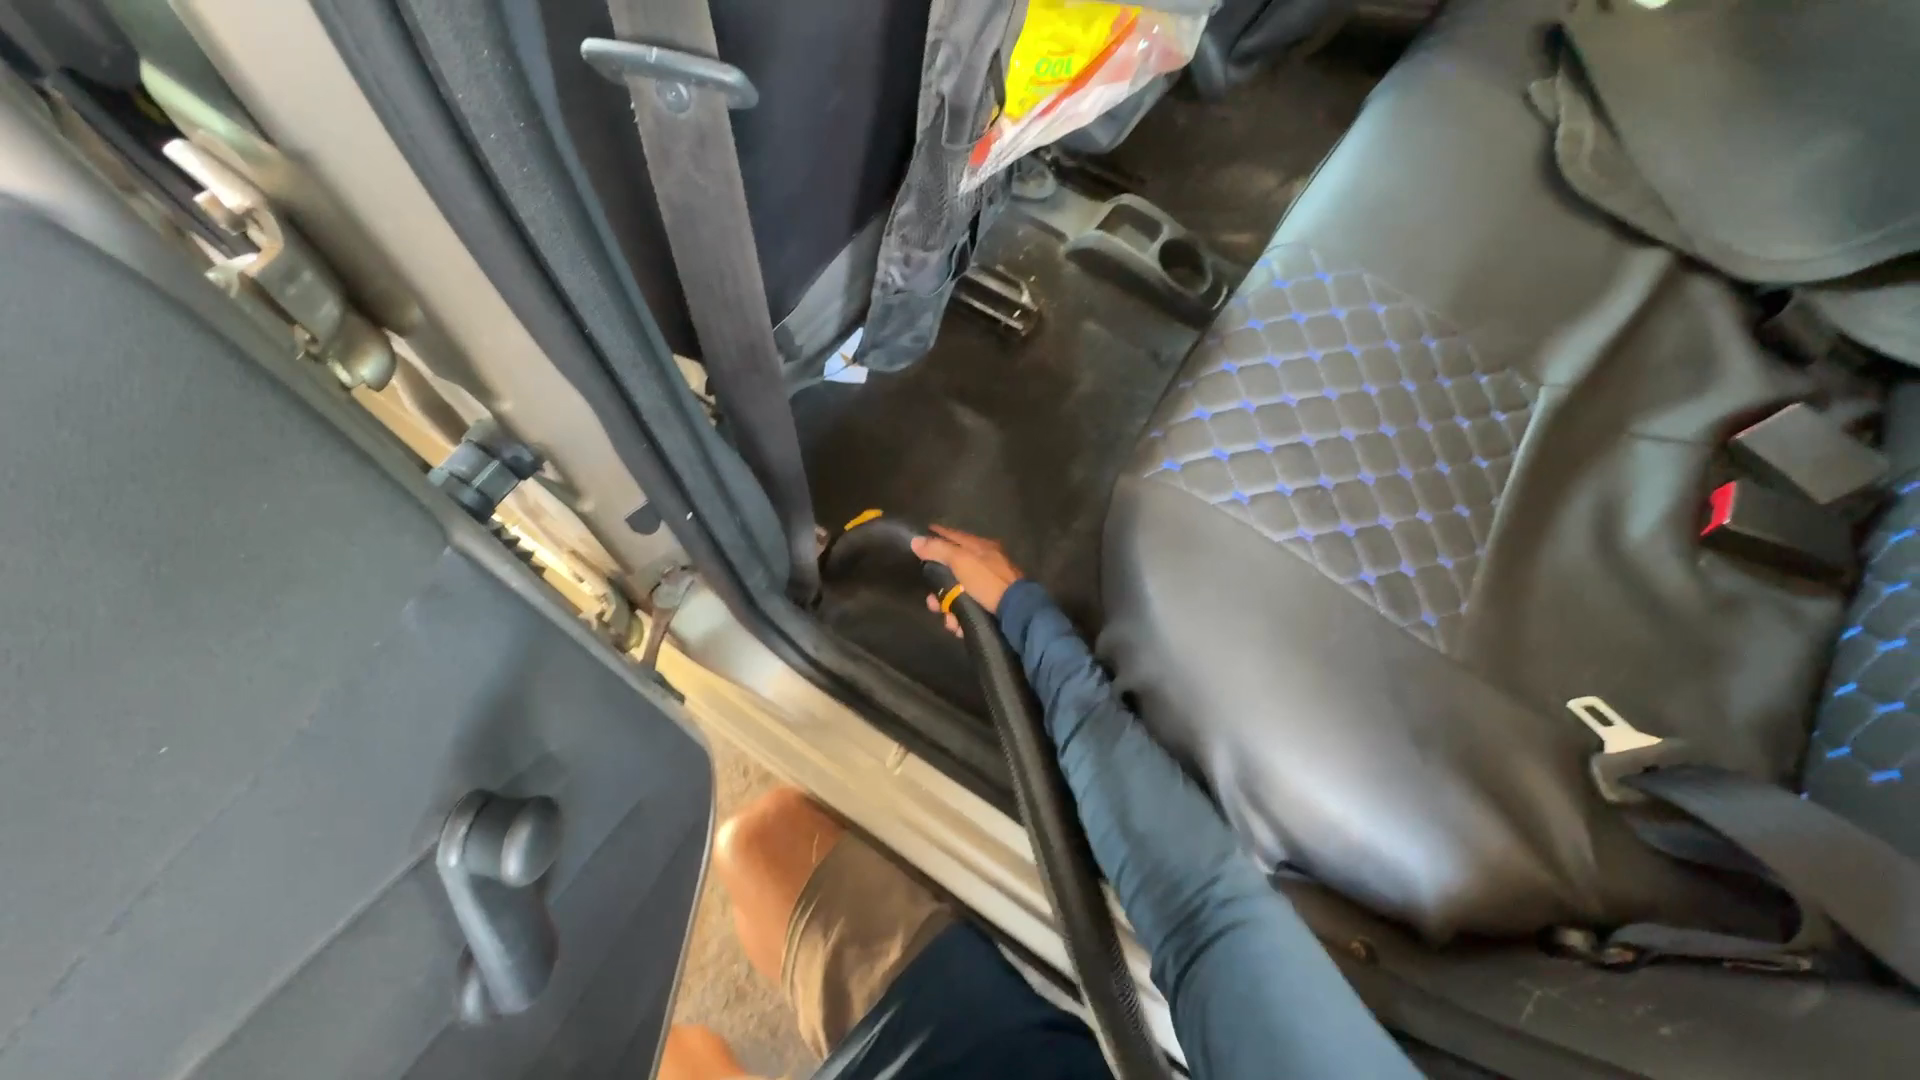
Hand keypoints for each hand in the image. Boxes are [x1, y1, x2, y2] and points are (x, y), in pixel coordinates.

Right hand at [911, 525, 1024, 635]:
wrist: (1017, 612)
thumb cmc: (988, 581)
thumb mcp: (961, 561)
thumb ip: (938, 550)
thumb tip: (915, 540)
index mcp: (981, 547)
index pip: (954, 536)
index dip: (936, 536)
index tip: (919, 540)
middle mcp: (985, 564)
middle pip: (952, 571)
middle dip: (939, 589)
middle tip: (932, 602)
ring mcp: (988, 586)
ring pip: (958, 594)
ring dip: (948, 608)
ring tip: (948, 620)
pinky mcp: (990, 606)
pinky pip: (968, 608)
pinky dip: (961, 617)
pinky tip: (958, 625)